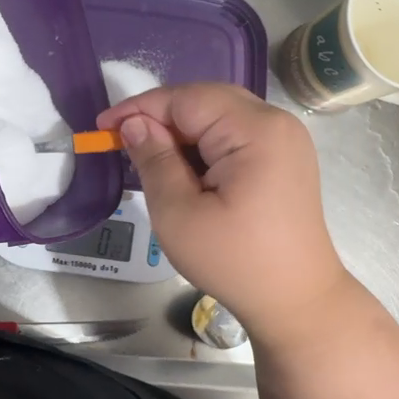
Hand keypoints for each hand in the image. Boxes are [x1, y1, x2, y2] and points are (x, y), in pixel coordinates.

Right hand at [99, 83, 352, 333]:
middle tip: (123, 143)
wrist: (295, 299)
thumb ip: (154, 161)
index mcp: (254, 131)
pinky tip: (184, 170)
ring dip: (182, 131)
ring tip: (149, 159)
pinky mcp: (285, 159)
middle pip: (206, 100)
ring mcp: (286, 140)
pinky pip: (236, 134)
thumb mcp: (179, 214)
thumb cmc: (234, 261)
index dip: (140, 108)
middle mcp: (276, 123)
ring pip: (220, 115)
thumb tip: (134, 125)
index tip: (102, 129)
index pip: (186, 99)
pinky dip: (204, 144)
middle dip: (161, 116)